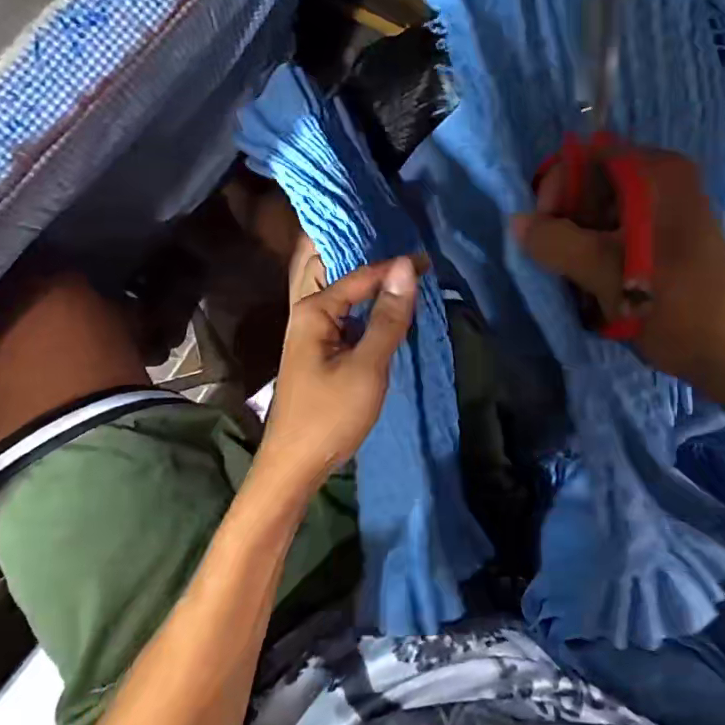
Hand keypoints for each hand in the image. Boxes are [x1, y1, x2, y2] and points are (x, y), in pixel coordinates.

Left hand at [258, 250, 420, 494]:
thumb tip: (406, 267)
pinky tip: (386, 313)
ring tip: (405, 278)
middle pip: (338, 274)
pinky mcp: (319, 352)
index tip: (428, 262)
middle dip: (371, 265)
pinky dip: (364, 311)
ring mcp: (310, 334)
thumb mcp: (367, 366)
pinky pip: (344, 318)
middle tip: (408, 259)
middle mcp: (306, 314)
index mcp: (312, 310)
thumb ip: (388, 318)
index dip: (394, 267)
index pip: (359, 275)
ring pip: (342, 297)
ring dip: (369, 287)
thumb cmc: (330, 415)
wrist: (295, 464)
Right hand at [512, 147, 724, 386]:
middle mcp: (663, 178)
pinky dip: (594, 251)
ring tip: (581, 277)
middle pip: (587, 185)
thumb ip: (554, 241)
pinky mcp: (662, 234)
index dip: (556, 192)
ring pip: (594, 211)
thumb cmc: (669, 303)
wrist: (724, 352)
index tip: (546, 233)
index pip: (583, 158)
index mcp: (656, 171)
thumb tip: (515, 221)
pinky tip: (596, 281)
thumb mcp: (602, 271)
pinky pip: (611, 229)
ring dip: (576, 242)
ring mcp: (664, 207)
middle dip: (565, 221)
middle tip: (563, 261)